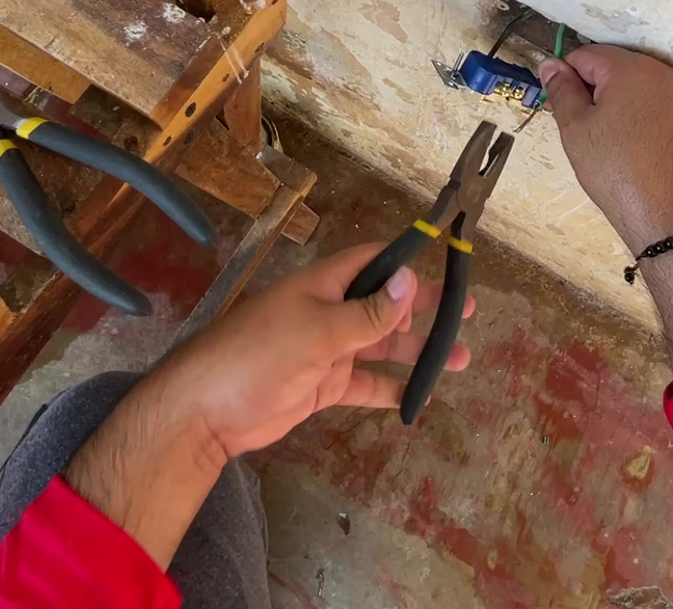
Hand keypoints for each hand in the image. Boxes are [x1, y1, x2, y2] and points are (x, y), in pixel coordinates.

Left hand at [65, 243, 474, 566]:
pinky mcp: (323, 384)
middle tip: (466, 313)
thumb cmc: (259, 355)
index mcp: (326, 284)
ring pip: (383, 344)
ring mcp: (328, 348)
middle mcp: (331, 310)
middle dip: (424, 307)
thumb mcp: (319, 330)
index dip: (409, 260)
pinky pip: (366, 382)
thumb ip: (368, 312)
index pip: (375, 261)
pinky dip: (391, 386)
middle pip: (386, 302)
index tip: (446, 261)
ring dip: (418, 350)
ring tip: (460, 359)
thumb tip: (411, 279)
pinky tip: (418, 396)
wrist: (206, 412)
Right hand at [540, 45, 672, 253]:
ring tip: (605, 144)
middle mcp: (660, 72)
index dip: (565, 79)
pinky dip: (635, 118)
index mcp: (630, 67)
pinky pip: (652, 105)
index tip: (559, 109)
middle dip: (591, 91)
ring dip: (613, 105)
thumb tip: (550, 64)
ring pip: (632, 87)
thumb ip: (562, 90)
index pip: (584, 55)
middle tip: (579, 130)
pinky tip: (628, 149)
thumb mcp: (577, 128)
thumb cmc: (619, 170)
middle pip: (611, 67)